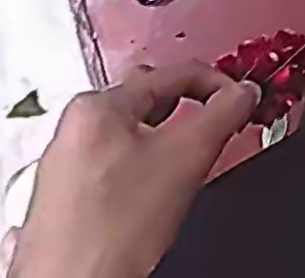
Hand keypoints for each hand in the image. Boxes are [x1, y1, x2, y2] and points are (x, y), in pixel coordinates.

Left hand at [6, 62, 258, 277]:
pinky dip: (142, 166)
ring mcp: (61, 169)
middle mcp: (71, 132)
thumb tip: (245, 92)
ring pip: (134, 132)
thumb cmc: (114, 231)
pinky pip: (114, 164)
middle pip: (152, 99)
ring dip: (167, 139)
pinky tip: (153, 188)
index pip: (177, 74)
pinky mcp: (60, 202)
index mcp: (96, 108)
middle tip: (214, 125)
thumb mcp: (192, 152)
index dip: (218, 84)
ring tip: (185, 161)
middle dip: (189, 109)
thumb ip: (229, 109)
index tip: (239, 100)